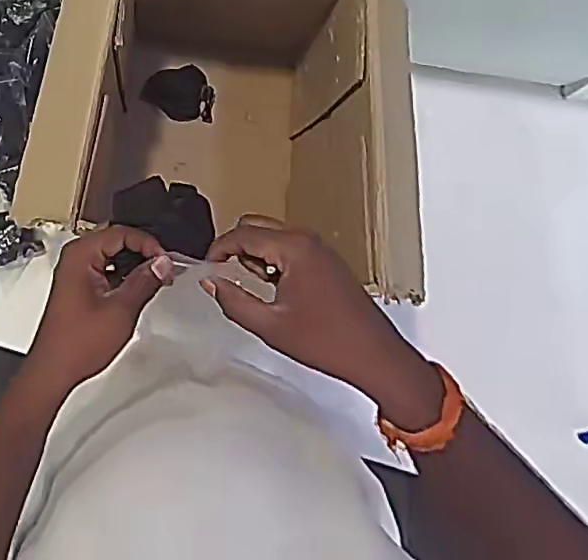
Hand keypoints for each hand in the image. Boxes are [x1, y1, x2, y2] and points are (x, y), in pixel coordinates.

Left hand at [21, 226, 173, 393]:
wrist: (55, 368)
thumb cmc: (78, 342)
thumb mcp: (121, 309)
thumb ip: (144, 281)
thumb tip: (162, 262)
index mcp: (81, 254)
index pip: (120, 233)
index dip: (147, 243)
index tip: (166, 259)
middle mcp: (75, 256)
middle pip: (115, 240)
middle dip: (142, 251)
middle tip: (164, 268)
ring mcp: (75, 269)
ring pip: (111, 254)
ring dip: (134, 263)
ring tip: (156, 278)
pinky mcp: (78, 283)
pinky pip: (105, 268)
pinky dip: (123, 274)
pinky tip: (138, 288)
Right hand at [204, 217, 441, 427]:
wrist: (379, 360)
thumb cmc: (329, 344)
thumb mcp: (270, 326)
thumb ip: (232, 300)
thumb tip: (210, 282)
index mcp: (294, 248)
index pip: (242, 234)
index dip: (218, 249)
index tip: (208, 268)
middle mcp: (307, 239)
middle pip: (255, 226)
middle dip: (236, 247)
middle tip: (228, 275)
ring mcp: (319, 247)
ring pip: (271, 234)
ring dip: (255, 253)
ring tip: (257, 288)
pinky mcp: (327, 259)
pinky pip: (288, 245)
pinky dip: (273, 258)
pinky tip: (277, 288)